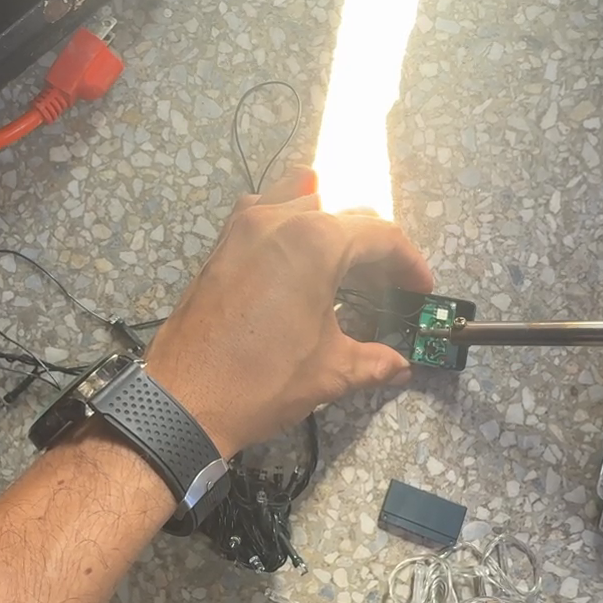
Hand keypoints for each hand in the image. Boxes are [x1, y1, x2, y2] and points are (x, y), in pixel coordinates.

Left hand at [145, 168, 433, 458]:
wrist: (182, 400)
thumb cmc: (261, 381)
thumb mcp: (329, 371)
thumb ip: (373, 360)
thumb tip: (400, 366)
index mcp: (314, 241)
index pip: (380, 234)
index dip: (409, 262)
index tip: (420, 289)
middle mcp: (279, 219)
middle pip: (344, 216)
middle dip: (375, 248)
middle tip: (389, 286)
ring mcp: (243, 228)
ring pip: (301, 201)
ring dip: (331, 226)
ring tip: (345, 265)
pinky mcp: (221, 245)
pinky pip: (263, 213)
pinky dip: (287, 221)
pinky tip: (294, 250)